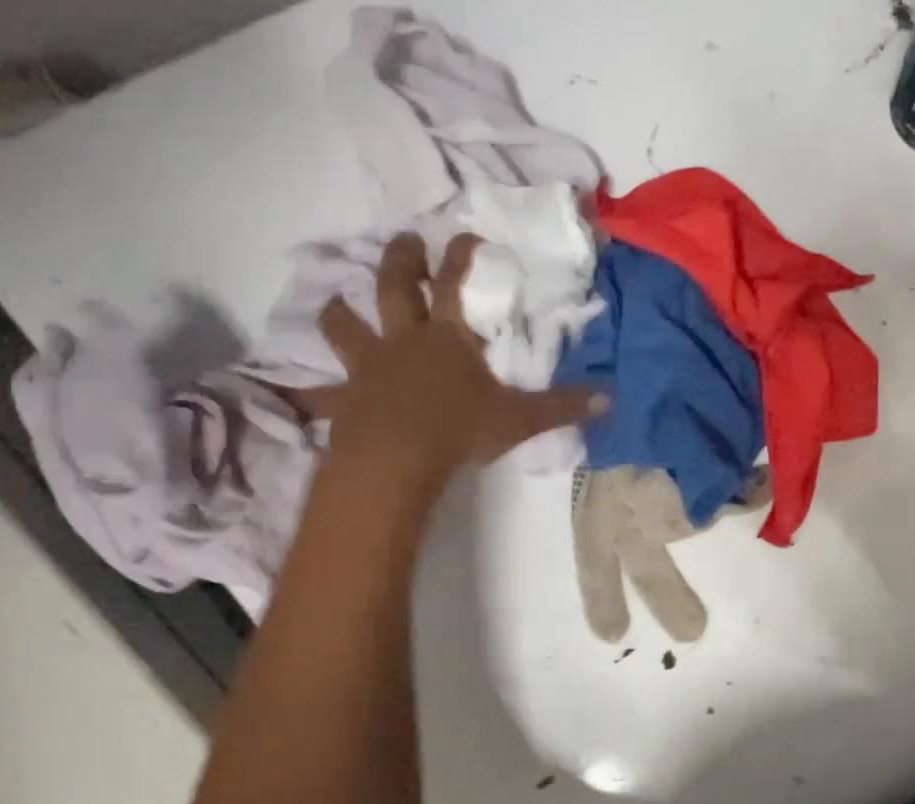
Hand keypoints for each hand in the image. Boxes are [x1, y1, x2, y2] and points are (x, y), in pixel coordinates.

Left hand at [317, 232, 607, 483]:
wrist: (397, 458)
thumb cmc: (460, 429)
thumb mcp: (522, 418)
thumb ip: (563, 406)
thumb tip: (611, 397)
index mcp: (448, 338)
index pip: (454, 283)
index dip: (461, 255)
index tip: (467, 235)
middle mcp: (404, 341)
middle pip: (395, 287)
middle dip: (400, 260)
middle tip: (404, 241)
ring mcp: (369, 367)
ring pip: (346, 327)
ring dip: (340, 312)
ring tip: (335, 301)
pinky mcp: (346, 398)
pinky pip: (324, 391)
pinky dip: (313, 390)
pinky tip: (302, 392)